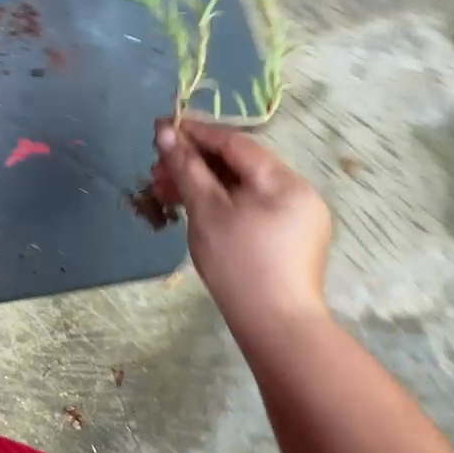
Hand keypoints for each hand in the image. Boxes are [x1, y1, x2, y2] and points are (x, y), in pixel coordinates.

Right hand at [154, 120, 332, 337]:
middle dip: (193, 160)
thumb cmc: (239, 261)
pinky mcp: (286, 233)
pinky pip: (247, 201)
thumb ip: (185, 165)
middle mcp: (297, 193)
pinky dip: (216, 197)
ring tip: (164, 188)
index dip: (195, 132)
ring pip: (239, 182)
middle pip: (237, 162)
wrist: (275, 324)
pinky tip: (188, 204)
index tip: (159, 128)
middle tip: (156, 167)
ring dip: (199, 179)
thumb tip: (164, 130)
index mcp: (285, 183)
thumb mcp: (205, 208)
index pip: (234, 143)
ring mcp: (294, 215)